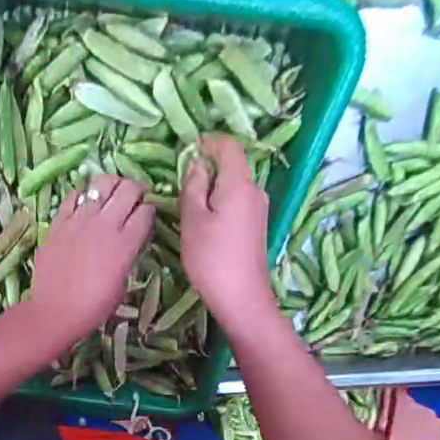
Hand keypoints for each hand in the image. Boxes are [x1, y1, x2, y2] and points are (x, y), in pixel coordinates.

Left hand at [19, 174, 154, 346]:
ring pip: (102, 183)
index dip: (149, 212)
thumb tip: (128, 243)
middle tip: (131, 200)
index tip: (144, 218)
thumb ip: (128, 257)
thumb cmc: (92, 307)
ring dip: (110, 186)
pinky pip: (74, 196)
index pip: (147, 211)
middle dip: (135, 191)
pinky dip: (82, 196)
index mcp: (125, 243)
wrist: (55, 312)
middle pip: (129, 189)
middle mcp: (105, 225)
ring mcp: (80, 220)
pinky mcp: (59, 222)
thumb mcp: (122, 285)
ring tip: (109, 196)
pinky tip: (84, 206)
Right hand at [181, 134, 277, 331]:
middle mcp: (254, 190)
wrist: (241, 296)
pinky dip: (219, 202)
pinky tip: (203, 220)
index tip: (188, 148)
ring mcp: (258, 208)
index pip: (229, 146)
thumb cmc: (211, 258)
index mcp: (239, 183)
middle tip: (181, 181)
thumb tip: (196, 164)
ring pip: (233, 185)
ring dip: (212, 187)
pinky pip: (236, 202)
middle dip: (208, 166)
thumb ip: (193, 187)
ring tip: (188, 204)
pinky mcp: (255, 225)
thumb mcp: (192, 220)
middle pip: (232, 165)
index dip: (209, 142)